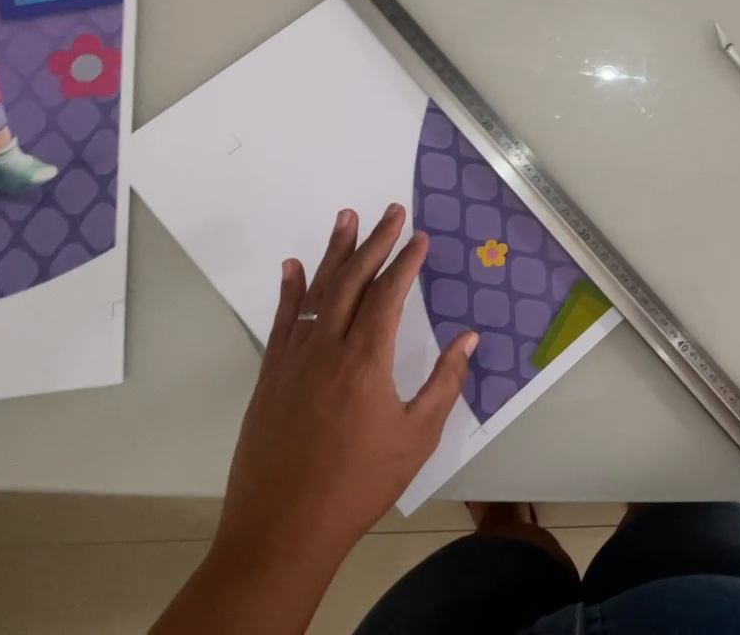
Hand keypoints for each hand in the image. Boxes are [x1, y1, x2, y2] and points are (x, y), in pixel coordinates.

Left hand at [212, 204, 476, 573]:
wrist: (282, 530)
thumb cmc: (360, 483)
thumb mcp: (417, 435)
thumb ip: (445, 382)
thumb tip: (469, 337)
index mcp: (366, 361)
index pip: (389, 294)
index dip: (406, 261)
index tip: (419, 237)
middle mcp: (327, 350)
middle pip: (352, 281)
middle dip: (374, 242)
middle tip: (389, 210)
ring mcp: (293, 362)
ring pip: (315, 293)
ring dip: (333, 253)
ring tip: (345, 218)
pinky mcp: (270, 379)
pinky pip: (282, 322)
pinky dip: (290, 291)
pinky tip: (294, 267)